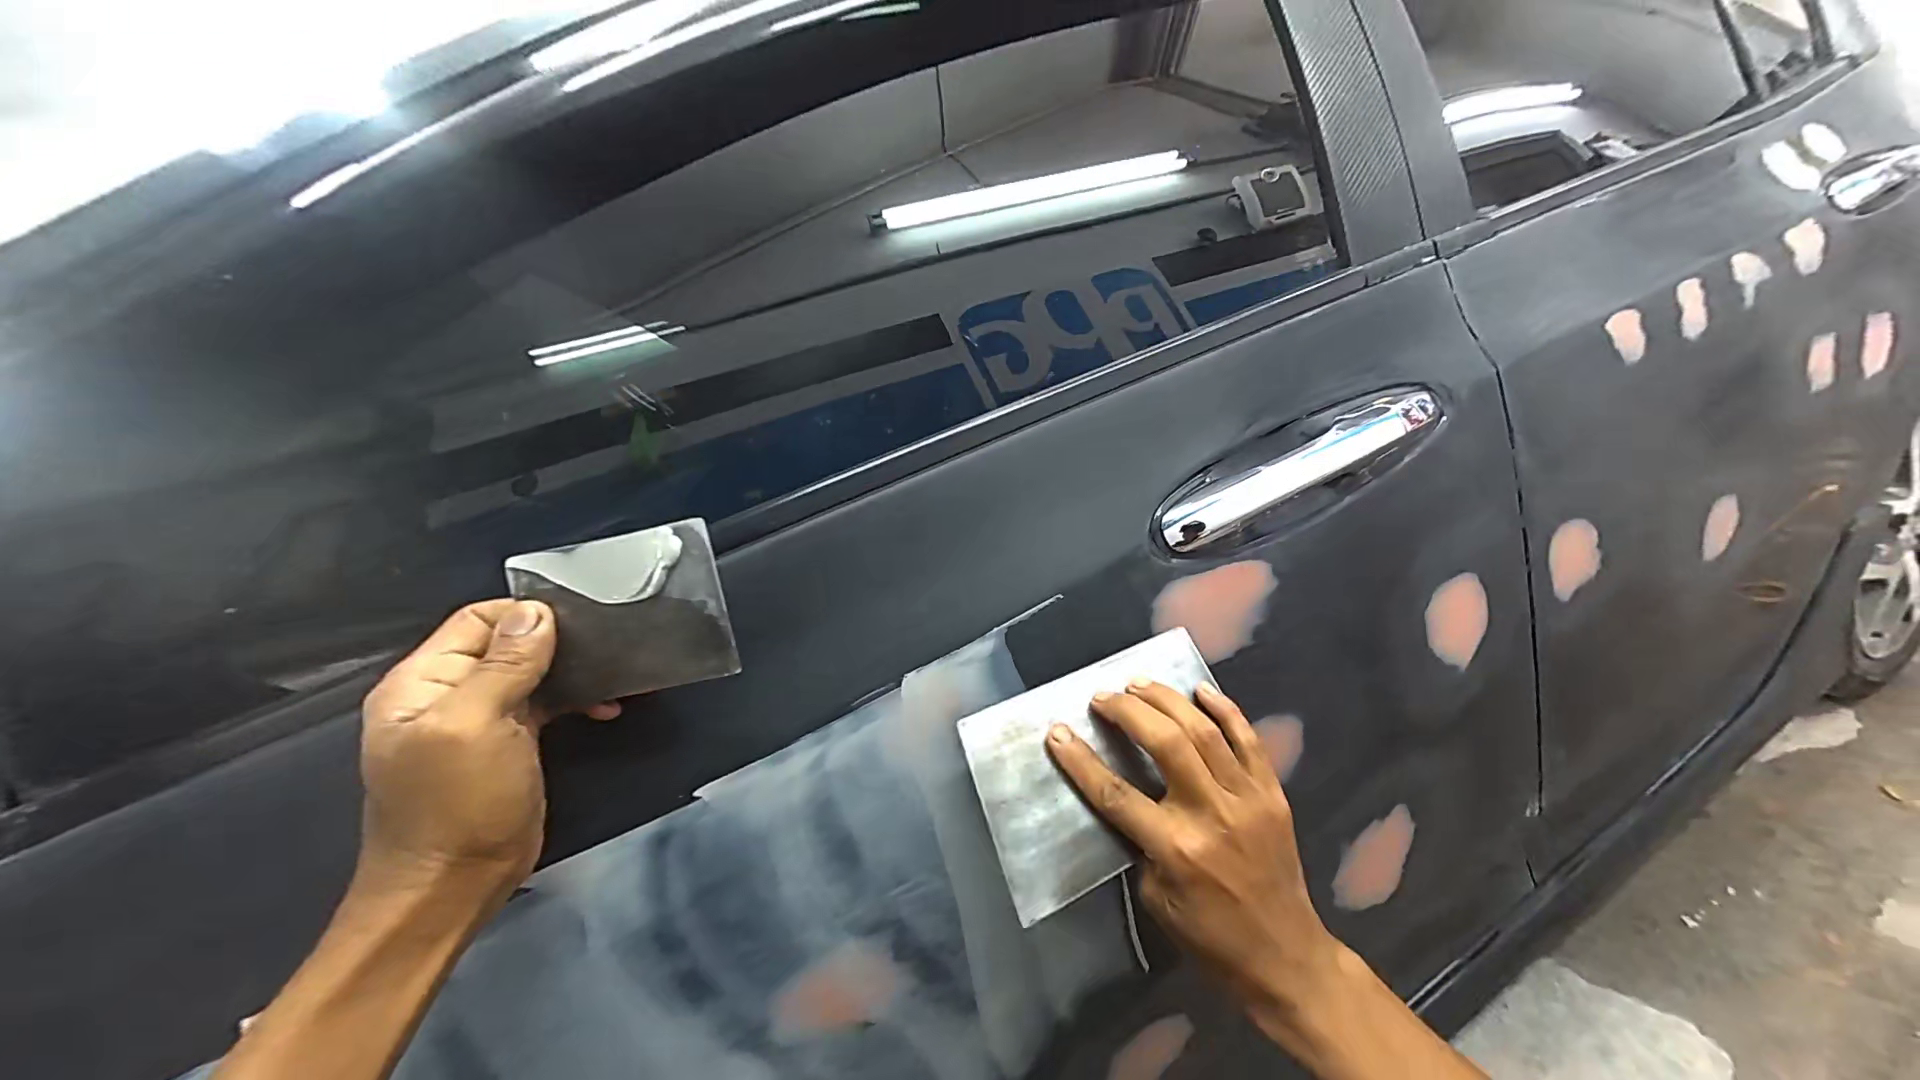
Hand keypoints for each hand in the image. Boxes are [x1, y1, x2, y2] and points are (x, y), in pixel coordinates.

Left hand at [358, 600, 619, 897]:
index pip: (477, 619)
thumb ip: (504, 665)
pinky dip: (577, 698)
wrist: (454, 886)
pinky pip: (548, 701)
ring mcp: (481, 718)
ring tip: (612, 678)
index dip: (525, 615)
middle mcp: (449, 692)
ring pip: (534, 670)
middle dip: (558, 640)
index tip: (577, 623)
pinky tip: (605, 707)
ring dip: (574, 671)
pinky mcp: (512, 741)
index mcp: (422, 681)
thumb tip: (537, 612)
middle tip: (604, 647)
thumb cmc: (456, 805)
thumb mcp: (475, 726)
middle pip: (509, 641)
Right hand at [1046, 681, 1336, 1003]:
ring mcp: (1248, 800)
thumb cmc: (1209, 935)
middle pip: (1166, 743)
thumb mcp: (1154, 896)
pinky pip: (1249, 740)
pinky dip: (1225, 709)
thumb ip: (1138, 841)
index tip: (1057, 732)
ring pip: (1205, 731)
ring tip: (1139, 684)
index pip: (1116, 793)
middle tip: (1104, 697)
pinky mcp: (1273, 794)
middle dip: (1128, 711)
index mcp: (1176, 848)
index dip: (1080, 760)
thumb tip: (1123, 794)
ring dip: (1167, 700)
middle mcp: (1211, 815)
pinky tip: (1200, 690)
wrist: (1285, 958)